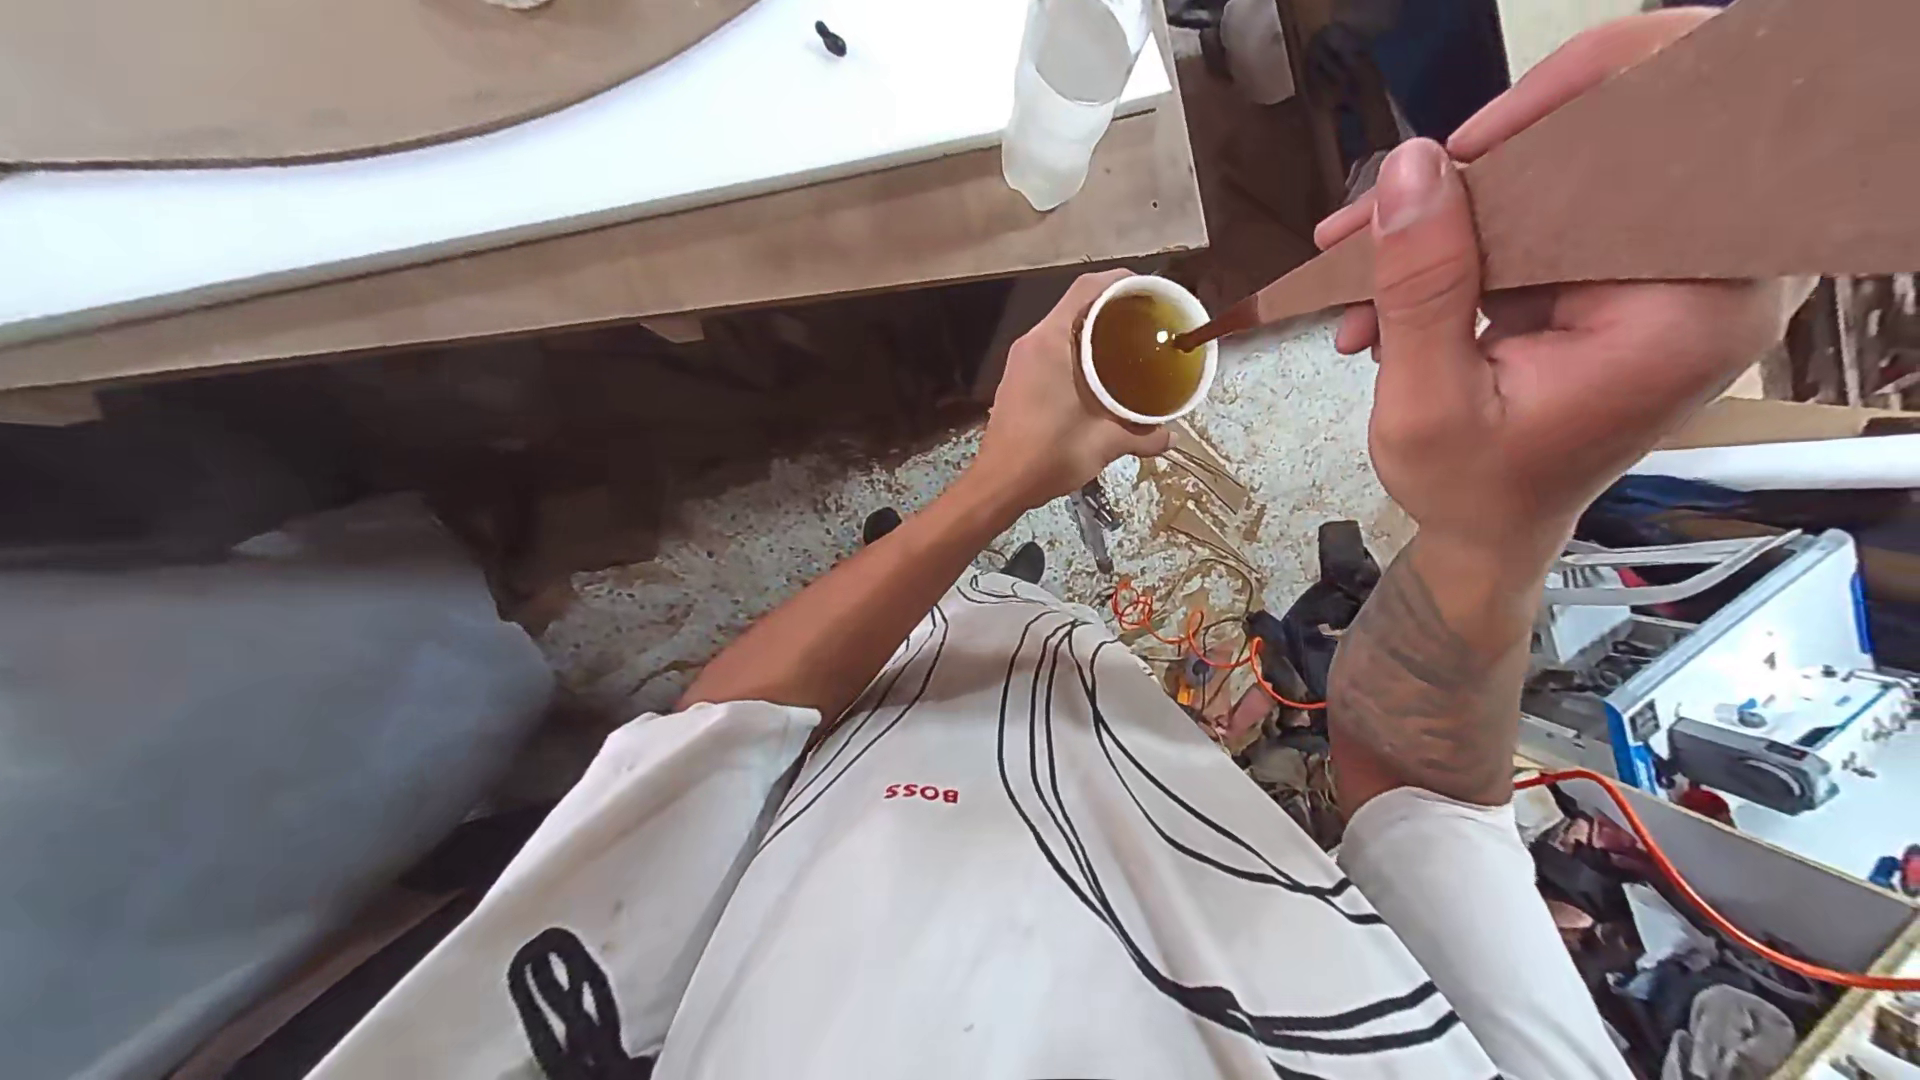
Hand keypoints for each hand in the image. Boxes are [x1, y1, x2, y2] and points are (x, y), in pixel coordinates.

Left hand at [970, 269, 1173, 510]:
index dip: (1121, 281)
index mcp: (1050, 342)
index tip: (1150, 291)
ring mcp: (1019, 361)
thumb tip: (1170, 438)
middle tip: (1148, 322)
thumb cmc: (1048, 455)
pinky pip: (1051, 350)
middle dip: (1113, 308)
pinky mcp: (1016, 380)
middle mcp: (1031, 342)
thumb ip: (1141, 436)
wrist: (999, 484)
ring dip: (1094, 332)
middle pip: (1076, 305)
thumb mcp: (1103, 443)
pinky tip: (1100, 375)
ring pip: (1062, 329)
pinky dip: (1077, 351)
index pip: (1087, 288)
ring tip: (1130, 346)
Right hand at [1315, 9, 1808, 554]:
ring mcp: (1650, 281)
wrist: (1486, 532)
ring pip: (1544, 201)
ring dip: (1435, 237)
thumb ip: (1421, 289)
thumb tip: (1409, 167)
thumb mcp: (1425, 400)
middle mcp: (1697, 276)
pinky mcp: (1603, 291)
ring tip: (1354, 292)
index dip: (1560, 113)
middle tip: (1364, 226)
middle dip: (1461, 191)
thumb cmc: (1463, 489)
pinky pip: (1526, 241)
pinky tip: (1383, 310)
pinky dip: (1448, 264)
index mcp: (1685, 304)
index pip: (1662, 141)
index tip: (1443, 159)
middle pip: (1593, 164)